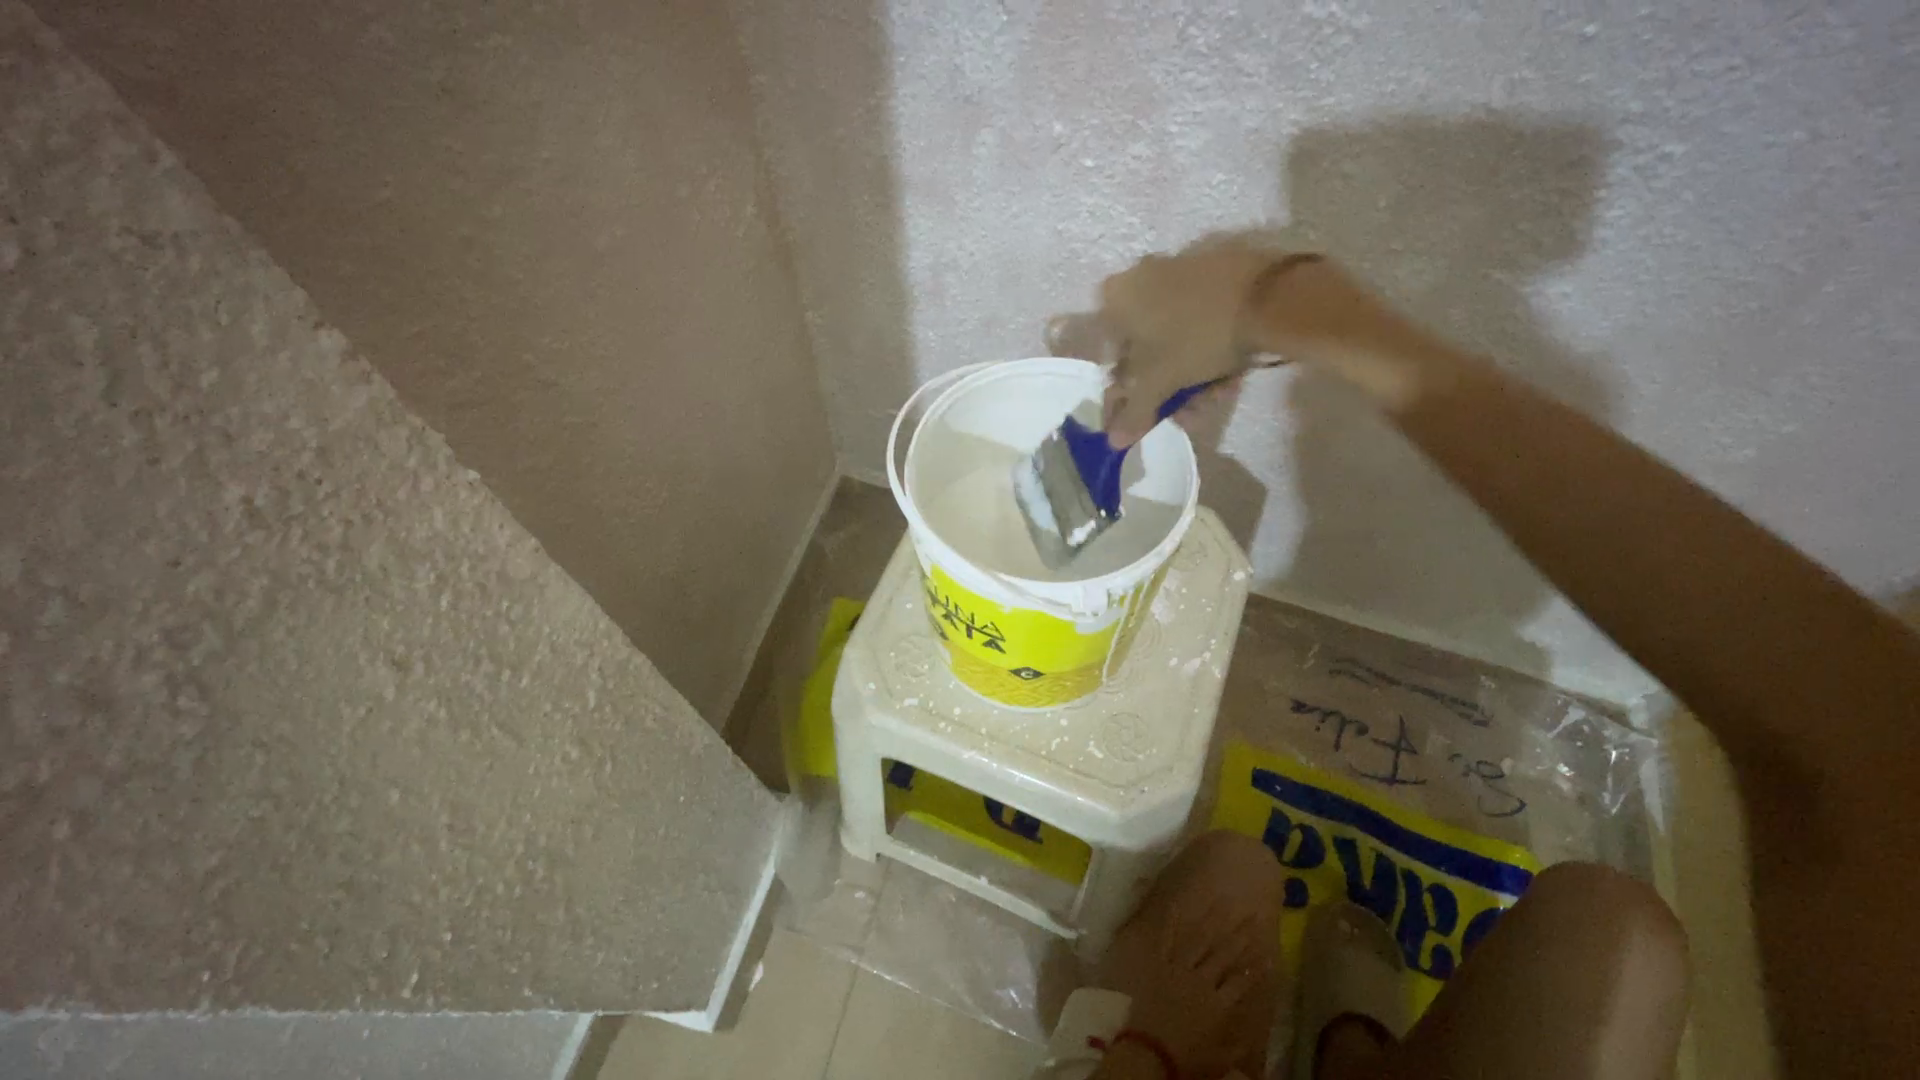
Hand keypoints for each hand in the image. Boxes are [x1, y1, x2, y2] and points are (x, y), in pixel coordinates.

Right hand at [1096, 236, 1280, 447]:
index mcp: (1117, 296)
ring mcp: (1181, 270)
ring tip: (1218, 395)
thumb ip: (1135, 411)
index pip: (1112, 355)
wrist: (1271, 296)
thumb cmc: (1198, 337)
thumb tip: (1113, 441)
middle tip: (1191, 412)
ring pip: (1178, 336)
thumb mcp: (1162, 380)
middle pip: (1148, 348)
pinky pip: (1201, 319)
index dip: (1130, 391)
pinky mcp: (1216, 272)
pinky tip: (1230, 374)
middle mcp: (1142, 276)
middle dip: (1169, 386)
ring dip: (1193, 374)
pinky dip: (1210, 349)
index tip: (1152, 413)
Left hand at [1108, 894, 1276, 1079]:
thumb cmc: (1186, 1059)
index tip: (1270, 953)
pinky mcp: (1158, 966)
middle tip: (1252, 914)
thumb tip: (1255, 1046)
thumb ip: (1237, 1048)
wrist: (1150, 1051)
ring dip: (1212, 920)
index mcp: (1219, 1004)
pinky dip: (1171, 923)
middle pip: (1224, 954)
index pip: (1242, 982)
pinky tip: (1176, 904)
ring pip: (1199, 940)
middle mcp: (1202, 981)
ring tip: (1223, 902)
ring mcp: (1179, 970)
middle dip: (1240, 934)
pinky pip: (1165, 941)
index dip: (1257, 968)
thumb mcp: (1219, 1059)